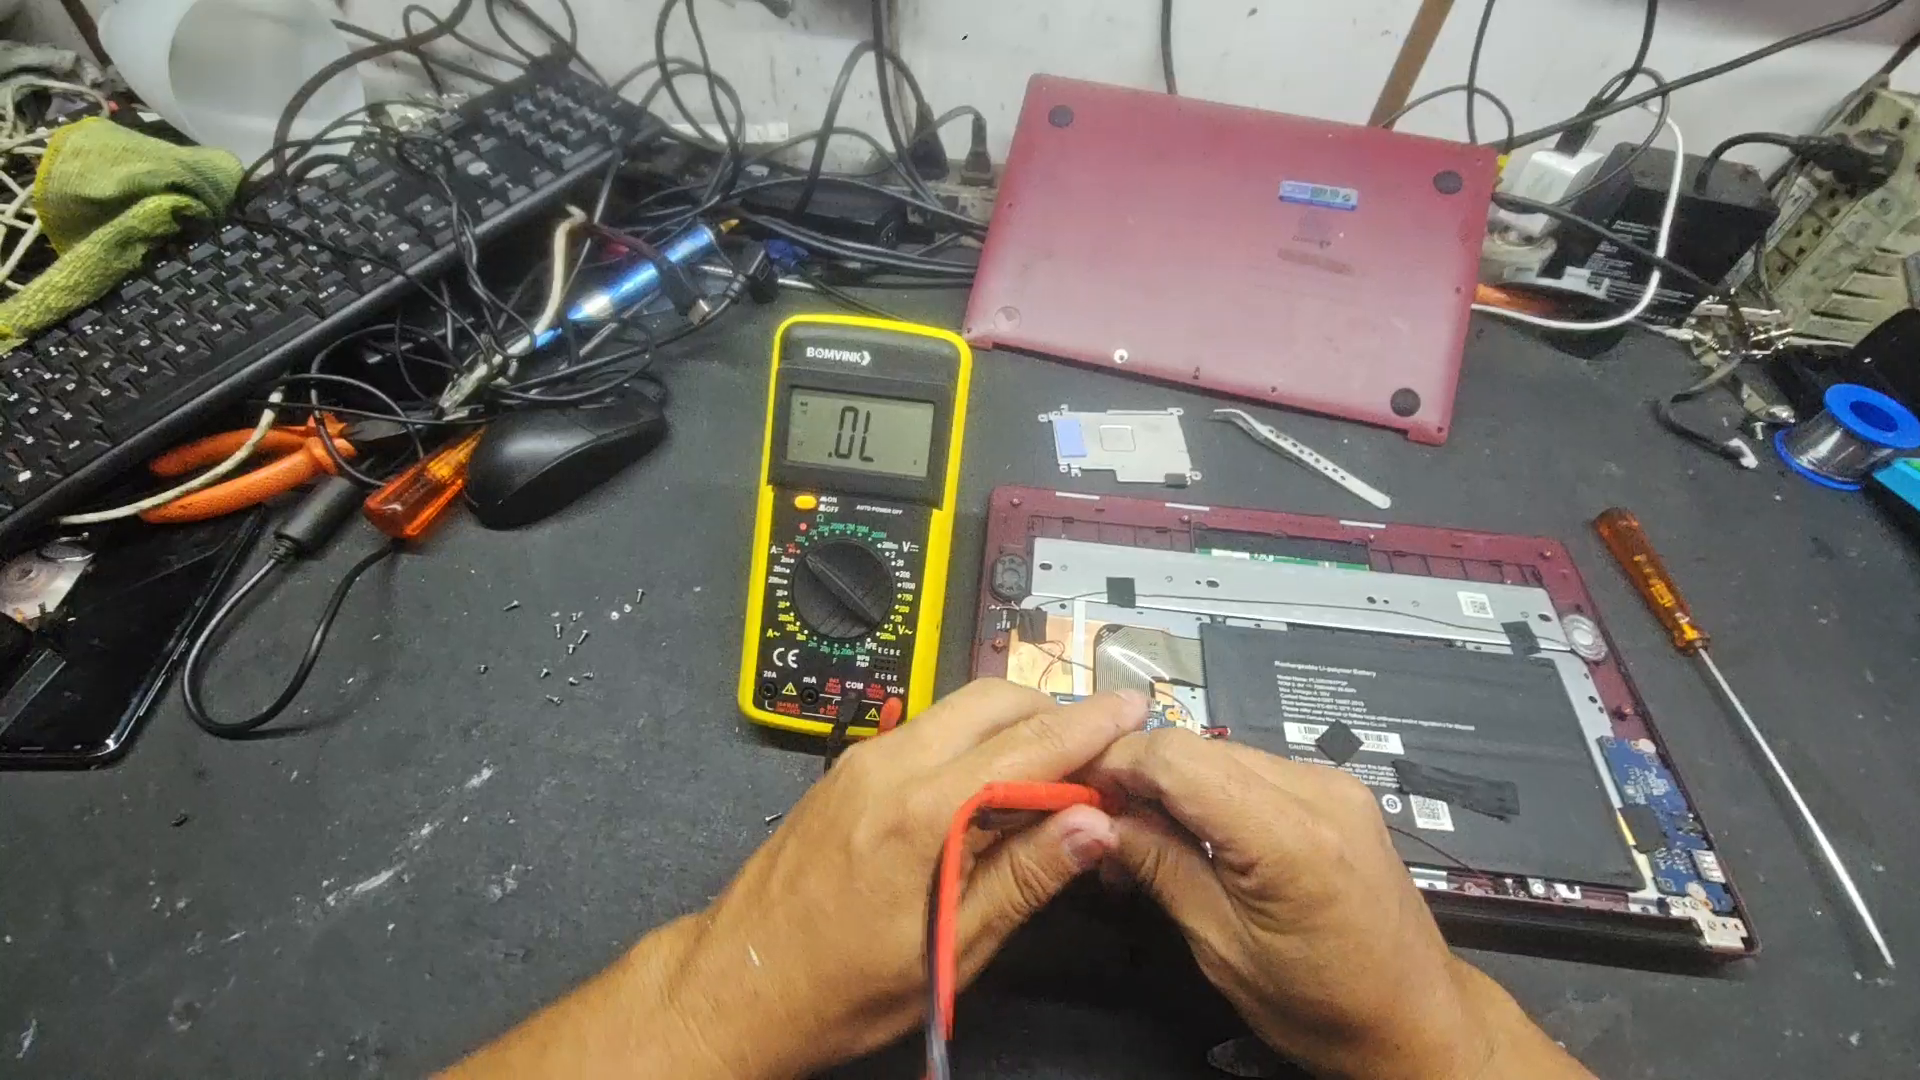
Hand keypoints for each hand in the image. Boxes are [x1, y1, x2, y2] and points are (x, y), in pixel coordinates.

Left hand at [667, 681, 1148, 1077]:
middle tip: (1097, 752)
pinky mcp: (851, 765)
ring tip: (1052, 770)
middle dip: (1051, 711)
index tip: (1133, 709)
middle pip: (991, 700)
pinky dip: (974, 740)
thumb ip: (1026, 876)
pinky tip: (990, 783)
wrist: (734, 981)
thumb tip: (1094, 822)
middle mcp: (889, 762)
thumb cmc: (844, 987)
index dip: (1088, 724)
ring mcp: (865, 756)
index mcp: (919, 810)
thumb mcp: (950, 948)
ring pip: (958, 709)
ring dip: (1013, 724)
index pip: (1025, 745)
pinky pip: (929, 730)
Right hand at [1091, 731, 1594, 1079]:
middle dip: (1138, 776)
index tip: (1080, 795)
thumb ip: (1159, 867)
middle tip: (1106, 825)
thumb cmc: (1320, 1005)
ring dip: (1171, 783)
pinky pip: (1246, 767)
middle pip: (1193, 747)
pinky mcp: (1331, 786)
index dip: (1117, 764)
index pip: (1176, 757)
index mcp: (1290, 836)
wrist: (1422, 1024)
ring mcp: (1328, 780)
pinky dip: (1207, 789)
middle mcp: (1315, 787)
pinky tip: (1195, 830)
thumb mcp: (1222, 948)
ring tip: (1147, 835)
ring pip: (1216, 751)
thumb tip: (1096, 818)